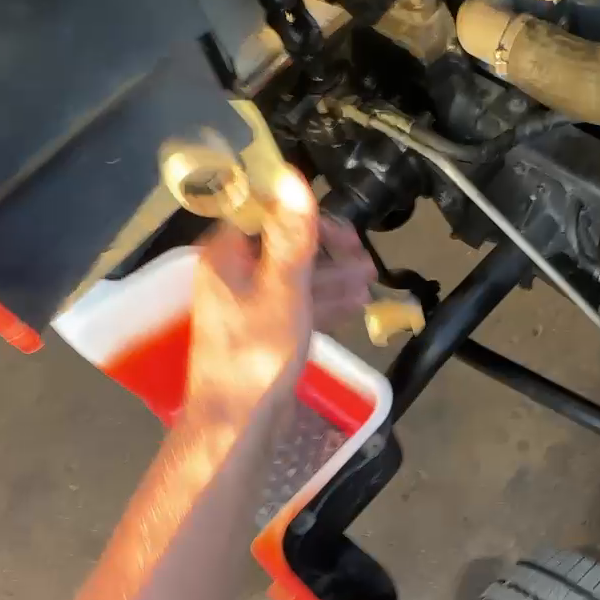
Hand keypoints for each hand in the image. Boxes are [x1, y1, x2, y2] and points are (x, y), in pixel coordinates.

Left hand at [185, 172, 374, 428]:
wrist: (238, 424)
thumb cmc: (258, 356)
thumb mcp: (283, 291)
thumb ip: (292, 237)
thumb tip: (293, 175)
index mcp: (228, 257)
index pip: (269, 217)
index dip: (311, 220)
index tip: (349, 236)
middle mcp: (234, 277)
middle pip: (285, 249)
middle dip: (329, 253)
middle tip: (368, 263)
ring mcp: (248, 309)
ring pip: (295, 281)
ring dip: (333, 279)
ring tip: (371, 284)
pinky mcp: (264, 337)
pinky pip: (296, 309)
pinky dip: (323, 305)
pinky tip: (354, 307)